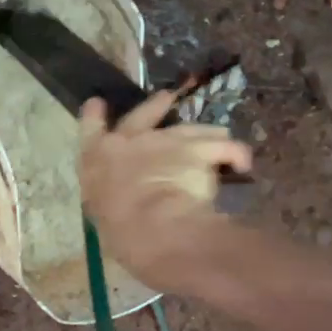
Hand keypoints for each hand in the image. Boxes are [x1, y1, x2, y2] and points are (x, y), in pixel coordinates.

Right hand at [78, 92, 252, 279]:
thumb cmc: (121, 232)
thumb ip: (111, 200)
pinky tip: (242, 163)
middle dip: (154, 106)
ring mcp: (165, 140)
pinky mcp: (199, 148)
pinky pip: (223, 147)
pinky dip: (234, 154)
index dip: (93, 117)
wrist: (156, 228)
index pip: (89, 130)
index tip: (96, 104)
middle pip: (142, 114)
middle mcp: (130, 142)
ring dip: (202, 133)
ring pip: (189, 128)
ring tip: (218, 136)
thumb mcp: (104, 216)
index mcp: (97, 161)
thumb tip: (123, 203)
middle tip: (166, 98)